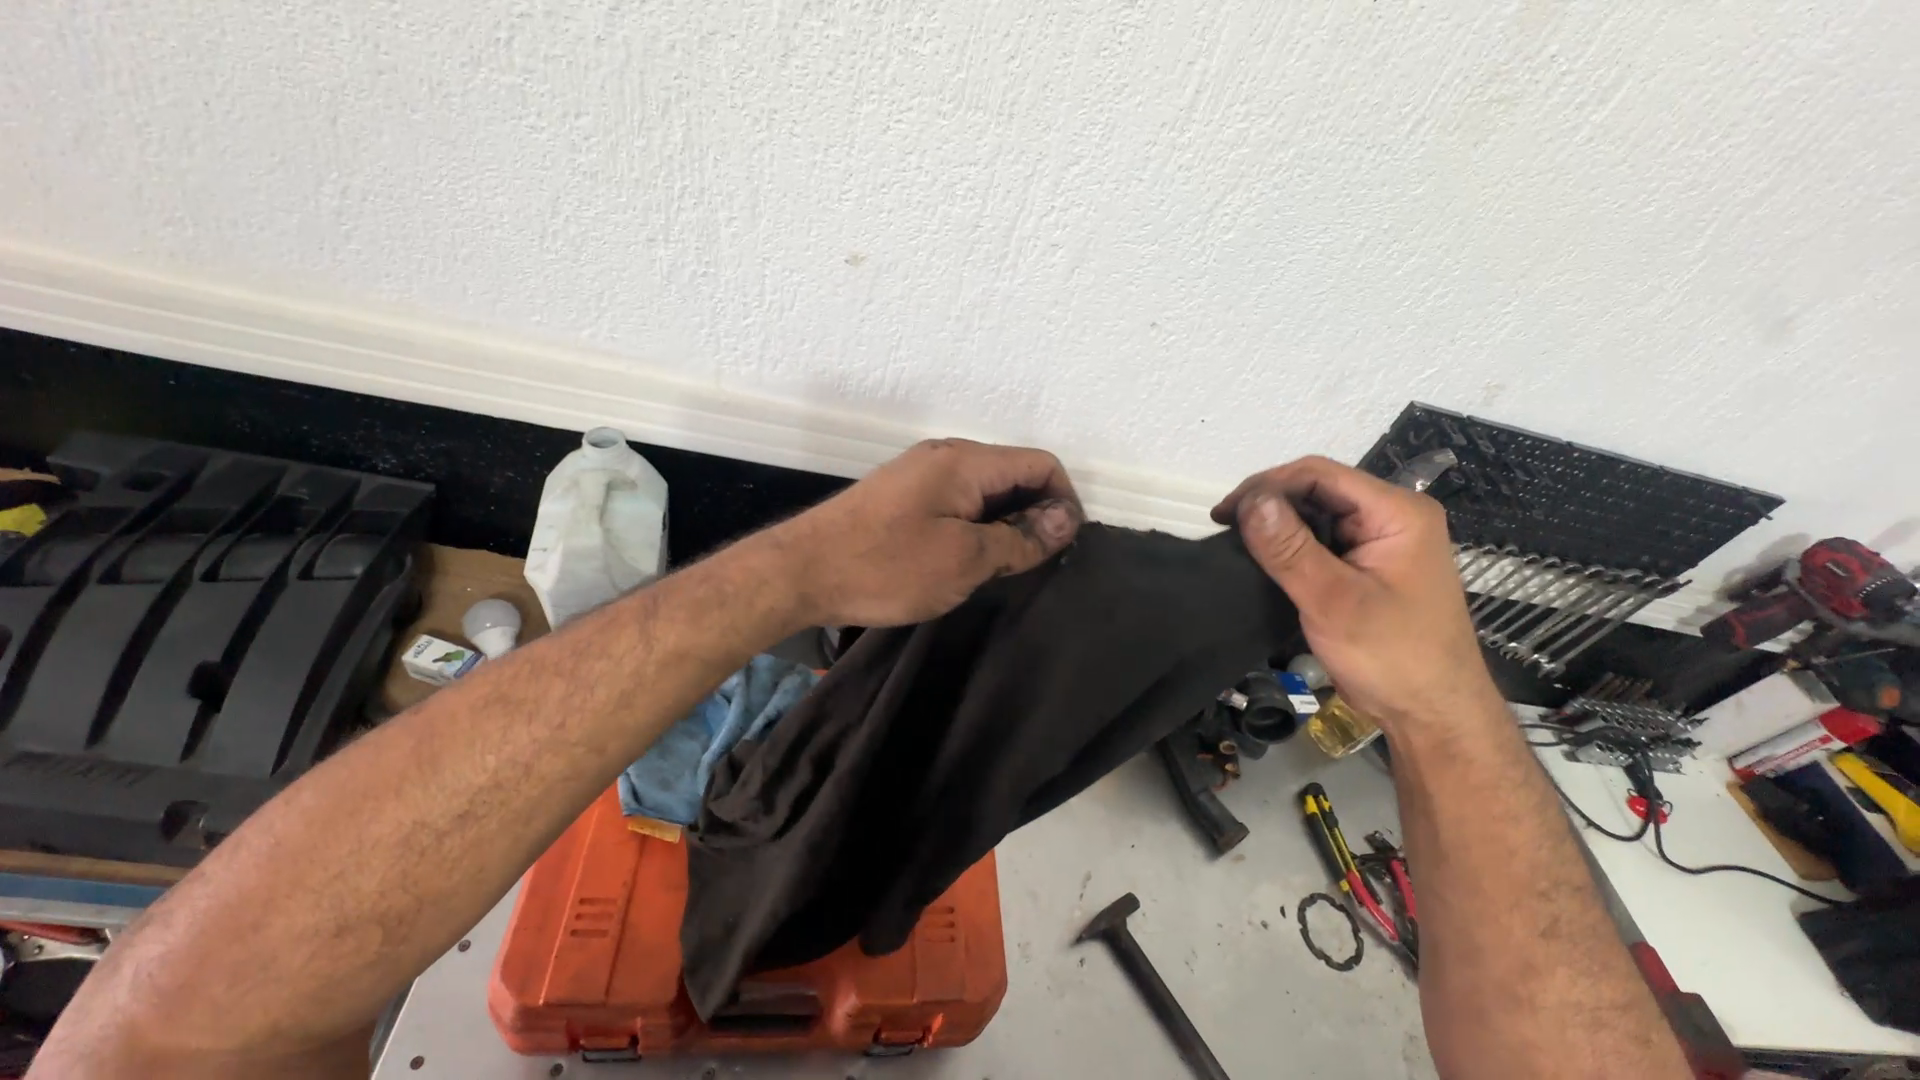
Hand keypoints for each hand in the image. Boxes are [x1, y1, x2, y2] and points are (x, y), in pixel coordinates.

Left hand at [772, 438, 1083, 627]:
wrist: (800, 573)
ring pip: (985, 493)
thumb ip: (1020, 539)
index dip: (1063, 501)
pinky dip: (974, 529)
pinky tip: (967, 564)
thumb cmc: (885, 566)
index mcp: (966, 462)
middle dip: (1034, 515)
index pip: (1040, 463)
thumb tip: (1065, 520)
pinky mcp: (902, 499)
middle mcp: (945, 457)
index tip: (1061, 548)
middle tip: (1033, 566)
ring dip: (1003, 527)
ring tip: (1002, 571)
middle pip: (1014, 475)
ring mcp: (920, 477)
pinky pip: (957, 504)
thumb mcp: (964, 560)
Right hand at [1211, 456, 1501, 735]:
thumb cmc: (1392, 657)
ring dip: (1277, 528)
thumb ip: (1290, 549)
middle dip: (1269, 505)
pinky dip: (1290, 549)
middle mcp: (1392, 518)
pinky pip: (1323, 543)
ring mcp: (1381, 544)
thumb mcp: (1334, 601)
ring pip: (1317, 517)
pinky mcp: (1368, 569)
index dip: (1267, 486)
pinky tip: (1264, 563)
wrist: (1432, 714)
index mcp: (1397, 513)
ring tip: (1236, 546)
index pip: (1319, 475)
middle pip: (1318, 491)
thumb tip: (1251, 500)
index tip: (1224, 514)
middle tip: (1224, 530)